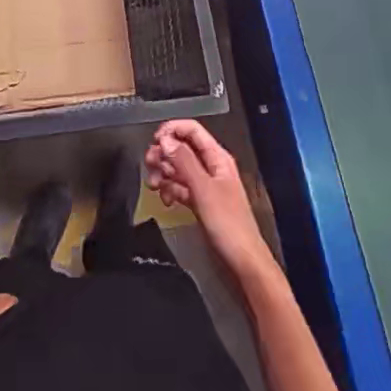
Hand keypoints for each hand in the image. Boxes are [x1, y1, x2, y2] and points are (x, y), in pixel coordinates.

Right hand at [145, 120, 274, 279]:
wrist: (241, 260)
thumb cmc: (229, 225)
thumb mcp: (203, 189)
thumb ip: (184, 162)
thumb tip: (166, 140)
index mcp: (218, 158)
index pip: (193, 131)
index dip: (173, 130)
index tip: (154, 141)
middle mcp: (212, 167)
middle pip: (183, 149)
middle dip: (164, 154)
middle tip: (149, 165)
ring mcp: (205, 185)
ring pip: (178, 169)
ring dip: (164, 173)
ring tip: (154, 185)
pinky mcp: (200, 202)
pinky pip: (180, 188)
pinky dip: (170, 191)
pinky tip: (166, 200)